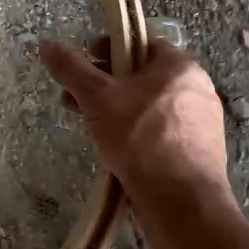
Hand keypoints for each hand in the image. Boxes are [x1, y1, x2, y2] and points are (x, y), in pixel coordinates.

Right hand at [40, 37, 228, 205]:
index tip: (86, 63)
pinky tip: (113, 146)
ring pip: (148, 104)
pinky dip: (135, 131)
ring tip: (88, 124)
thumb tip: (46, 44)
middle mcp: (198, 91)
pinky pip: (160, 130)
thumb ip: (70, 67)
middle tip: (78, 97)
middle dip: (104, 83)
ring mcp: (202, 124)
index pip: (141, 44)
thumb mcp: (95, 95)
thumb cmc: (140, 137)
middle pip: (141, 75)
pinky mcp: (199, 153)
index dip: (108, 48)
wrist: (182, 204)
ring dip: (115, 108)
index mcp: (181, 68)